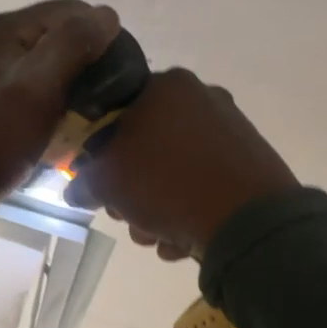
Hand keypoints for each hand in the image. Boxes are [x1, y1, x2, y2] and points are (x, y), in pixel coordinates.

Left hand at [0, 0, 121, 212]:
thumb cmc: (4, 133)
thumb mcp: (40, 84)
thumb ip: (73, 43)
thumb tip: (109, 15)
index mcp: (7, 27)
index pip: (72, 10)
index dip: (102, 33)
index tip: (122, 67)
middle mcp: (4, 36)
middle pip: (65, 31)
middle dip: (93, 55)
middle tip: (114, 86)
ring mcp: (5, 63)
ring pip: (60, 54)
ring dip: (83, 73)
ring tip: (100, 98)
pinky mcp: (9, 87)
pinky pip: (49, 75)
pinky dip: (68, 86)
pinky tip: (79, 107)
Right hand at [64, 68, 299, 259]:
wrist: (248, 220)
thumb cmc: (167, 184)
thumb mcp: (107, 181)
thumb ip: (84, 180)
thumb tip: (77, 189)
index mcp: (166, 86)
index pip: (114, 113)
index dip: (97, 152)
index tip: (96, 184)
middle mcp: (201, 98)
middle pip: (145, 146)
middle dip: (130, 189)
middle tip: (126, 216)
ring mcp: (230, 131)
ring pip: (173, 171)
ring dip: (156, 208)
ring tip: (155, 237)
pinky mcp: (249, 164)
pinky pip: (203, 185)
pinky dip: (188, 211)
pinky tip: (182, 241)